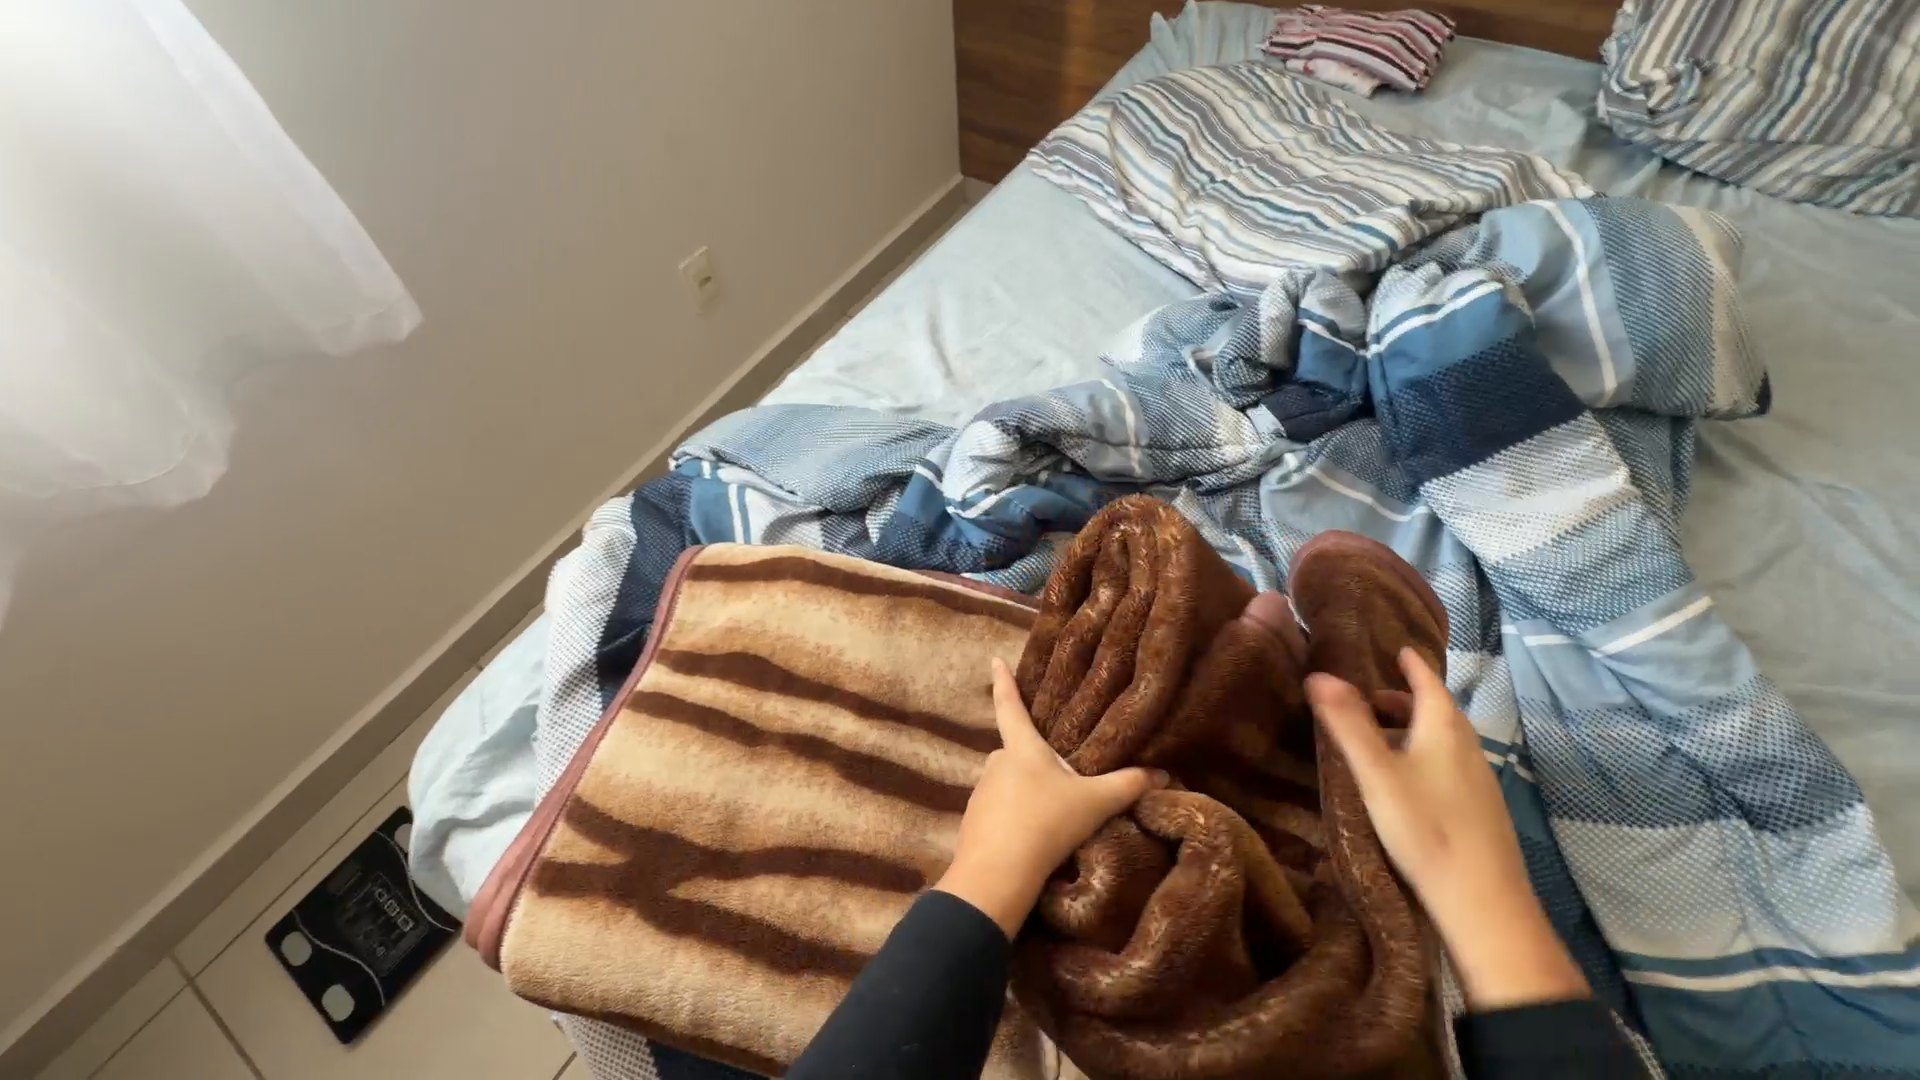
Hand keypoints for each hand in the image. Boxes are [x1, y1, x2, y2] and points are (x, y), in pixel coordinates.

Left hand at [935, 657, 1168, 938]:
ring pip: (1006, 782)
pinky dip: (1014, 817)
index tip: (995, 660)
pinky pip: (998, 810)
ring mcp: (981, 793)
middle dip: (1032, 758)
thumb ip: (1127, 786)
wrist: (997, 874)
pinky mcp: (974, 822)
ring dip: (1024, 791)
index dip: (1004, 681)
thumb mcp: (1094, 803)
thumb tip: (1163, 773)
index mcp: (1022, 749)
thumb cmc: (1046, 824)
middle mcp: (997, 764)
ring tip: (1050, 813)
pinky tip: (1032, 837)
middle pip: (1014, 750)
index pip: (1010, 705)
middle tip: (1057, 773)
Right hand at [1308, 648, 1588, 1009]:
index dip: (1409, 663)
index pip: (1427, 680)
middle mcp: (1467, 746)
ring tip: (1374, 737)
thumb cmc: (1425, 827)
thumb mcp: (1376, 772)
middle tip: (1365, 697)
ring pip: (1440, 739)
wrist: (1482, 902)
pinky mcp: (1477, 807)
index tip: (1394, 649)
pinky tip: (1400, 779)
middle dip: (1401, 698)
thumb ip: (1347, 723)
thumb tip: (1317, 674)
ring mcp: (1477, 778)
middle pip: (1434, 709)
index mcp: (1445, 728)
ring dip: (1409, 728)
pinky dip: (1419, 753)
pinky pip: (1445, 763)